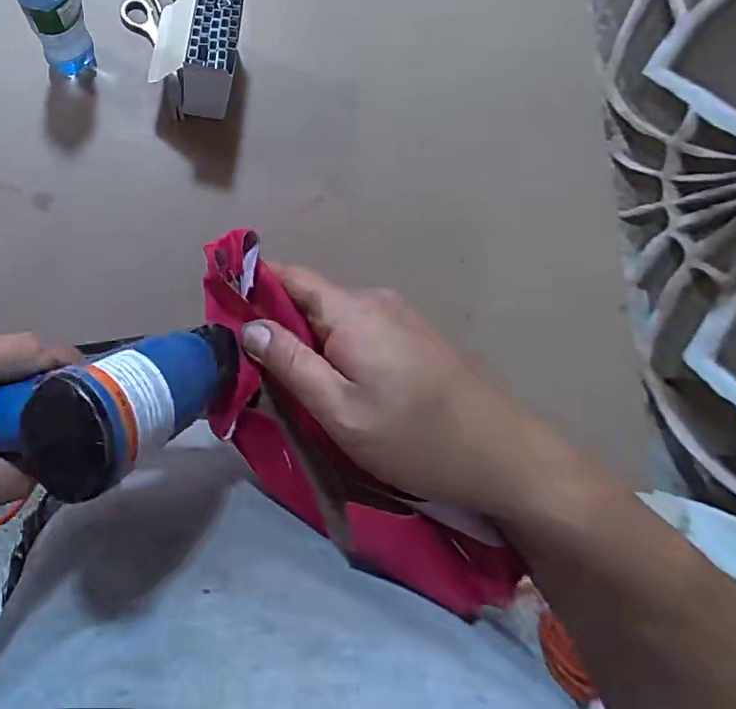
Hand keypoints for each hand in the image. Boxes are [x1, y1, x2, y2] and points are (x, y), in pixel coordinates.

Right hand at [239, 263, 588, 517]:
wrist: (511, 461)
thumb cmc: (416, 438)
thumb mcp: (340, 411)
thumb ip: (290, 364)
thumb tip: (249, 325)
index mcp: (351, 310)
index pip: (287, 275)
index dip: (251, 284)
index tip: (223, 310)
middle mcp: (374, 299)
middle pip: (308, 295)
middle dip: (276, 320)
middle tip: (254, 361)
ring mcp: (400, 315)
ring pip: (334, 314)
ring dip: (307, 337)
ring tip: (294, 378)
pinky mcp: (416, 335)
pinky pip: (359, 327)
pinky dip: (335, 344)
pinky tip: (339, 380)